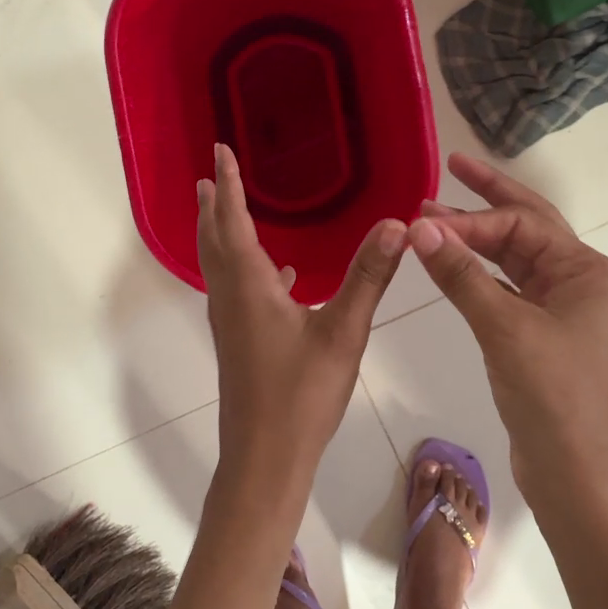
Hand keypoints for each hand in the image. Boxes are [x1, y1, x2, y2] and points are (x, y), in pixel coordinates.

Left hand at [198, 144, 407, 481]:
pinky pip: (237, 291)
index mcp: (250, 286)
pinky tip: (279, 276)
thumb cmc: (302, 394)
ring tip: (228, 211)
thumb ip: (368, 277)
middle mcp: (231, 298)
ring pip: (220, 266)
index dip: (228, 185)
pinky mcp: (240, 344)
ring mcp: (231, 324)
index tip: (219, 151)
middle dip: (215, 205)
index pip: (233, 222)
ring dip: (222, 234)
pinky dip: (247, 269)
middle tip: (211, 174)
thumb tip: (396, 224)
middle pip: (215, 241)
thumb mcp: (343, 332)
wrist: (265, 457)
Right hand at [407, 153, 607, 500]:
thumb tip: (419, 225)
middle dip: (487, 202)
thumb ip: (462, 275)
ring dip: (478, 242)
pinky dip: (480, 278)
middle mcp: (579, 284)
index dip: (470, 218)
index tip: (421, 217)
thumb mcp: (505, 329)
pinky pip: (509, 293)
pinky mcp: (544, 341)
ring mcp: (563, 314)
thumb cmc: (555, 397)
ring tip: (435, 221)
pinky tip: (454, 269)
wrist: (582, 479)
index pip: (521, 224)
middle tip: (448, 168)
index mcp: (585, 271)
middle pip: (526, 229)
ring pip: (515, 262)